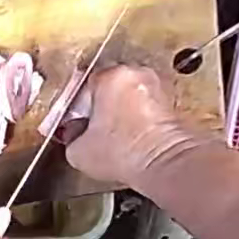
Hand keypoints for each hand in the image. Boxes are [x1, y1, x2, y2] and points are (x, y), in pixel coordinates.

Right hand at [65, 65, 211, 187]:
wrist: (162, 163)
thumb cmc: (125, 150)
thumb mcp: (76, 149)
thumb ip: (70, 134)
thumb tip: (74, 134)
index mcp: (110, 76)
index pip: (81, 85)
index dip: (71, 107)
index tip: (68, 122)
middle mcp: (136, 75)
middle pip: (106, 87)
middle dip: (96, 106)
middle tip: (85, 128)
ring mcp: (156, 87)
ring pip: (126, 97)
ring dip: (115, 113)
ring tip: (105, 136)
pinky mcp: (171, 104)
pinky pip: (143, 109)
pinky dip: (133, 120)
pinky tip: (124, 139)